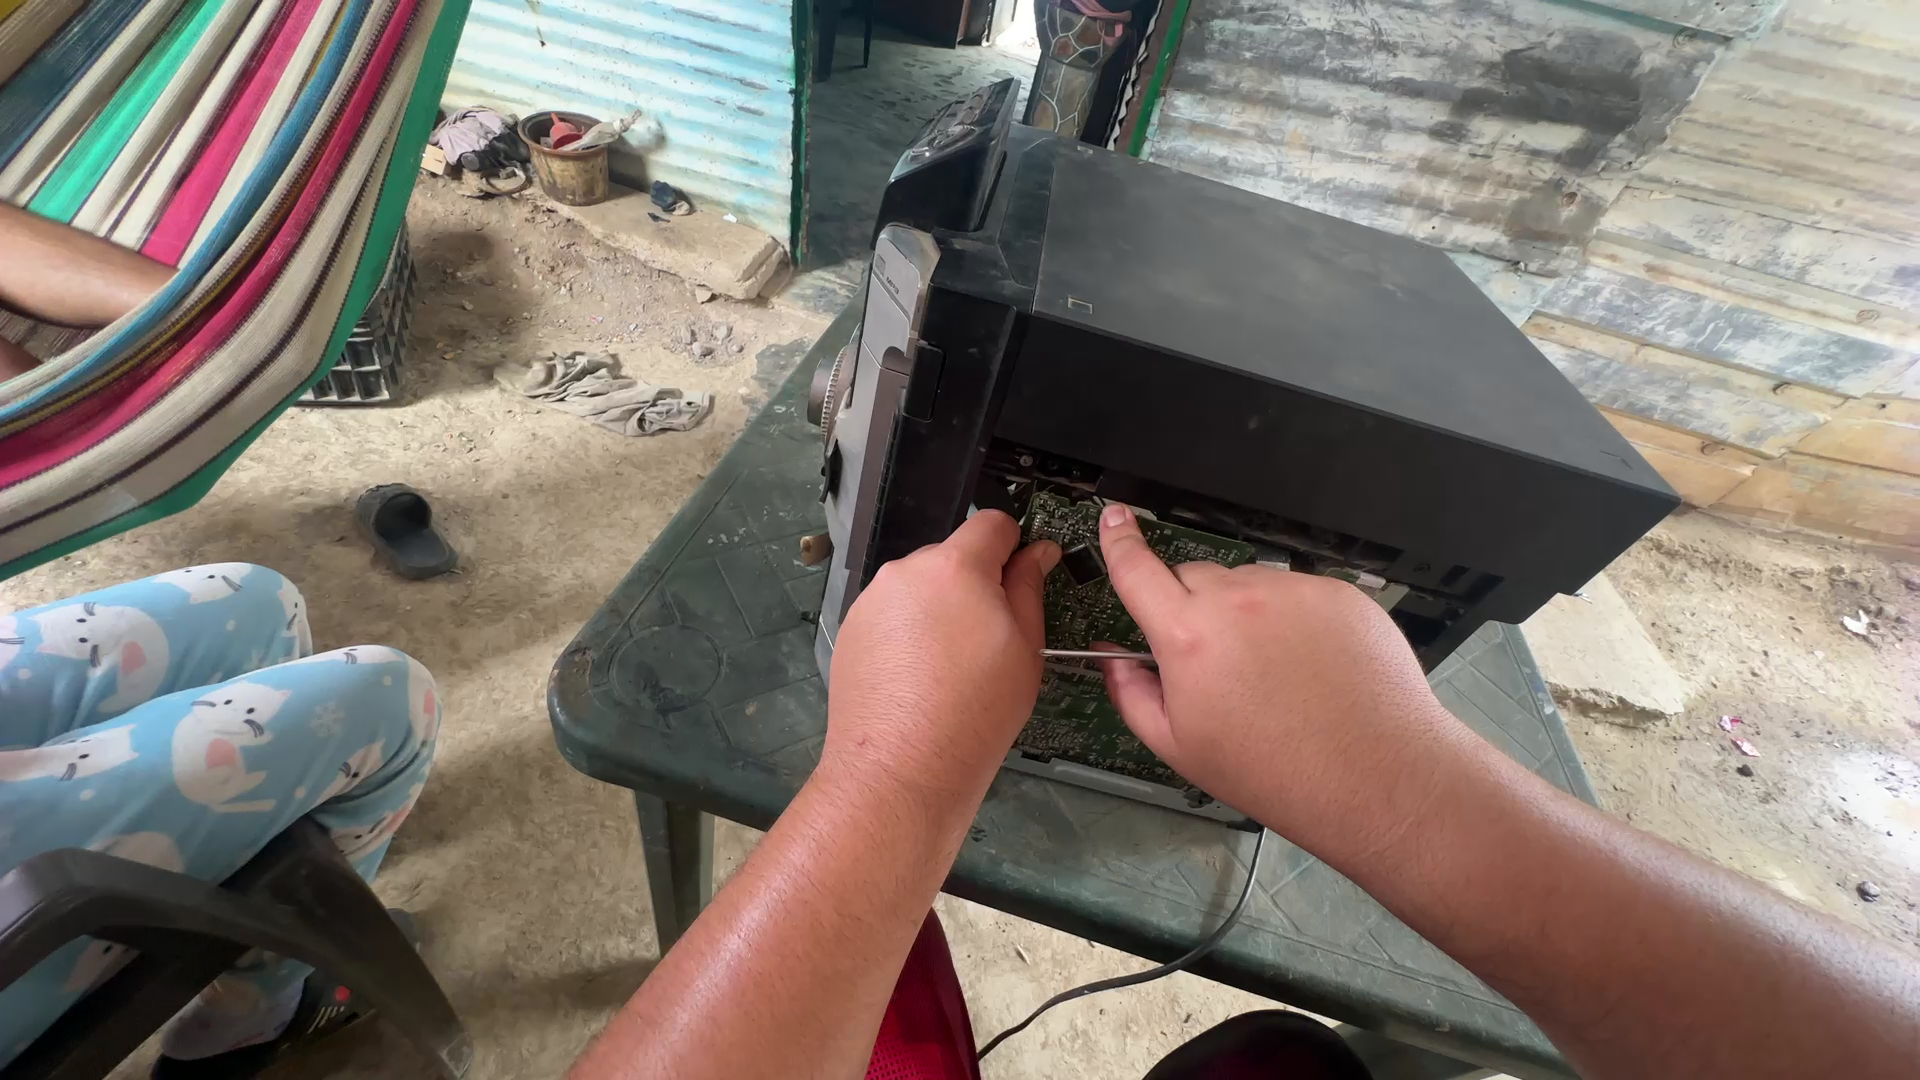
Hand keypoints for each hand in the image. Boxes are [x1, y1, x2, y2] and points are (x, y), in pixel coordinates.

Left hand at [822, 511, 1059, 809]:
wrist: (899, 770)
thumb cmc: (975, 712)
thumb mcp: (1024, 649)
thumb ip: (1029, 588)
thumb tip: (1038, 552)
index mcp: (955, 567)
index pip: (992, 522)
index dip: (1014, 544)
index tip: (1020, 577)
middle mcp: (906, 571)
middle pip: (952, 555)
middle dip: (974, 582)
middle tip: (987, 638)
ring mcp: (872, 599)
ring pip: (921, 585)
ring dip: (939, 605)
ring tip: (948, 664)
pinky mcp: (851, 628)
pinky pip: (892, 612)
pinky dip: (908, 629)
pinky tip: (916, 675)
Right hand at [1094, 503, 1467, 849]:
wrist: (1378, 778)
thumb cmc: (1271, 770)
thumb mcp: (1178, 745)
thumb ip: (1130, 691)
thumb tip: (1111, 656)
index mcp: (1189, 635)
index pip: (1137, 569)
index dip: (1119, 539)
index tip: (1114, 518)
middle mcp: (1237, 599)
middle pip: (1192, 576)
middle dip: (1190, 605)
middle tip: (1213, 657)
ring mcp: (1291, 590)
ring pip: (1245, 583)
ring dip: (1242, 609)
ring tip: (1272, 666)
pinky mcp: (1337, 592)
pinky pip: (1294, 590)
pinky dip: (1289, 615)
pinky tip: (1309, 660)